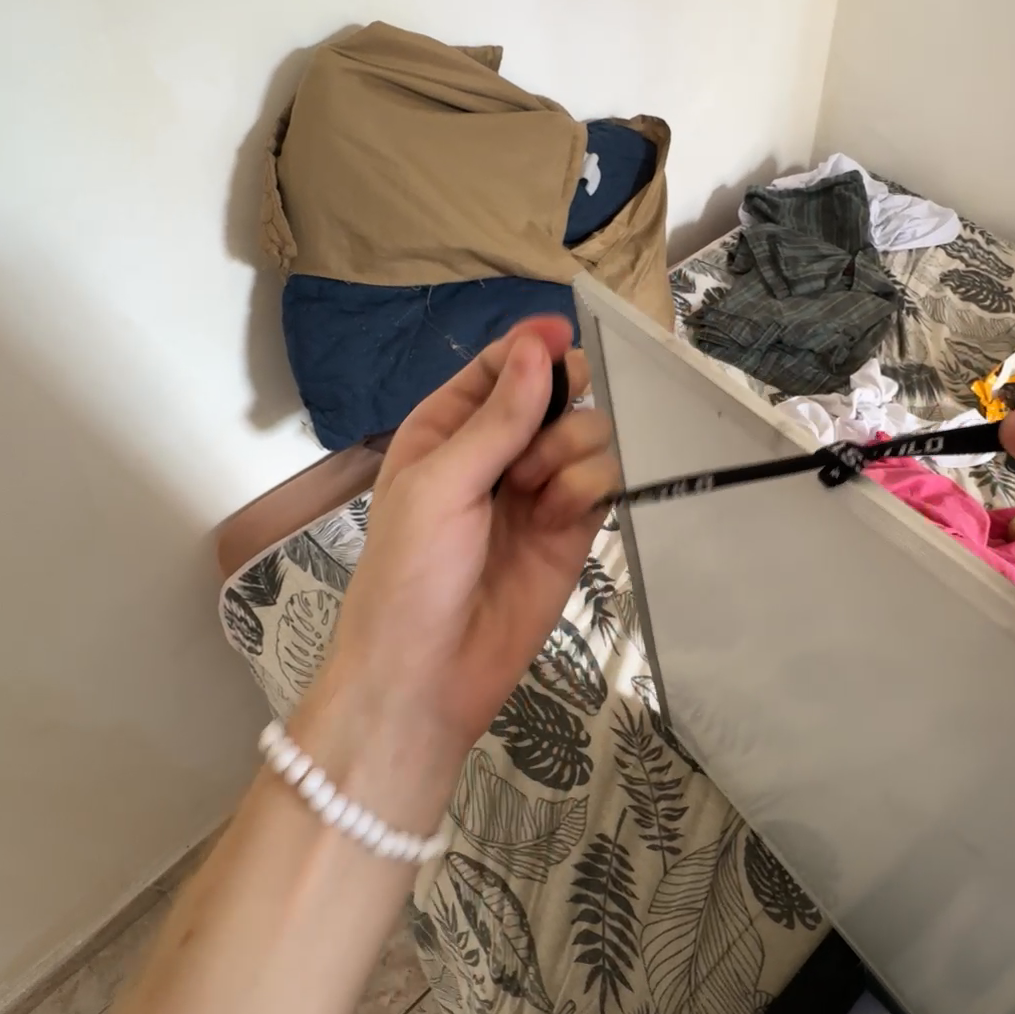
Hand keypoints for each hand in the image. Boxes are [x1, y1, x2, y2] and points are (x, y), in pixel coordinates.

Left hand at [297, 316, 619, 780]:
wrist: (430, 674)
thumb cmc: (410, 572)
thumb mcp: (440, 484)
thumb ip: (498, 417)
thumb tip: (541, 345)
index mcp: (448, 428)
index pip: (501, 367)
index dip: (531, 346)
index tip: (562, 338)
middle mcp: (499, 451)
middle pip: (557, 394)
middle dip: (555, 409)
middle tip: (533, 446)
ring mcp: (541, 489)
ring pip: (589, 434)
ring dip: (568, 454)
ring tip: (533, 497)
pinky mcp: (575, 527)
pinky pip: (604, 480)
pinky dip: (587, 488)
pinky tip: (558, 520)